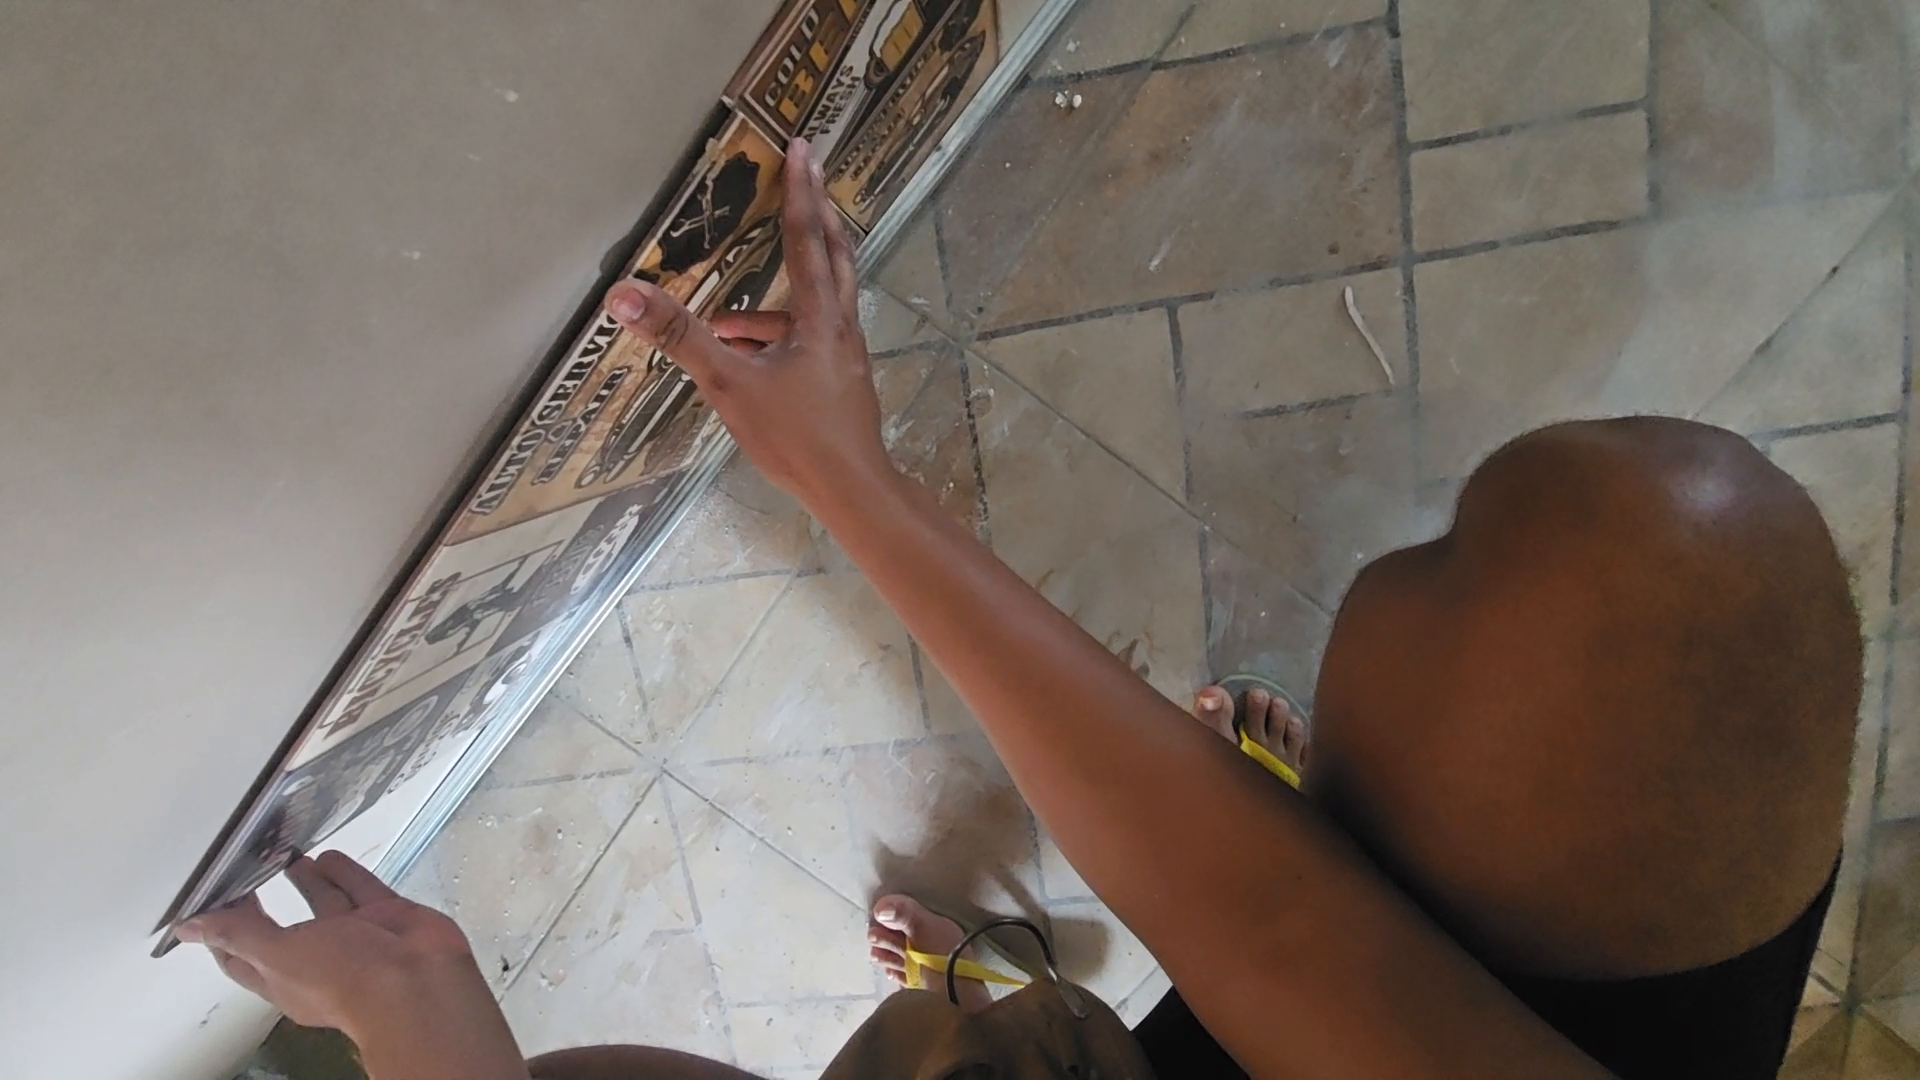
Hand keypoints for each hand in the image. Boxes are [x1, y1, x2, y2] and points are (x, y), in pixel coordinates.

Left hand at [179, 851, 526, 1079]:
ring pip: (325, 904)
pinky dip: (346, 873)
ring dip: (308, 882)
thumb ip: (242, 934)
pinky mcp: (386, 916)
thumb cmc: (345, 977)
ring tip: (291, 856)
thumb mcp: (282, 955)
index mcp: (282, 977)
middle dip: (267, 903)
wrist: (416, 977)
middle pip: (283, 927)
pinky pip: (362, 890)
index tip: (214, 899)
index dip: (224, 928)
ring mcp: (354, 935)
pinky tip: (332, 858)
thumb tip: (190, 927)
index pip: (241, 953)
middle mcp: (316, 957)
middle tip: (252, 870)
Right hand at [603, 137, 889, 511]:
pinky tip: (747, 364)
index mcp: (819, 318)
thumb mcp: (732, 386)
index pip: (806, 240)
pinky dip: (780, 339)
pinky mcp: (843, 380)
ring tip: (728, 322)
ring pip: (823, 303)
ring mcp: (846, 355)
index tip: (805, 149)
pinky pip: (813, 340)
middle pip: (834, 258)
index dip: (800, 192)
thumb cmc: (797, 437)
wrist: (852, 487)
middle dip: (818, 216)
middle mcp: (840, 327)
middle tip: (811, 178)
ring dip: (787, 292)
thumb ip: (681, 338)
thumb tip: (623, 293)